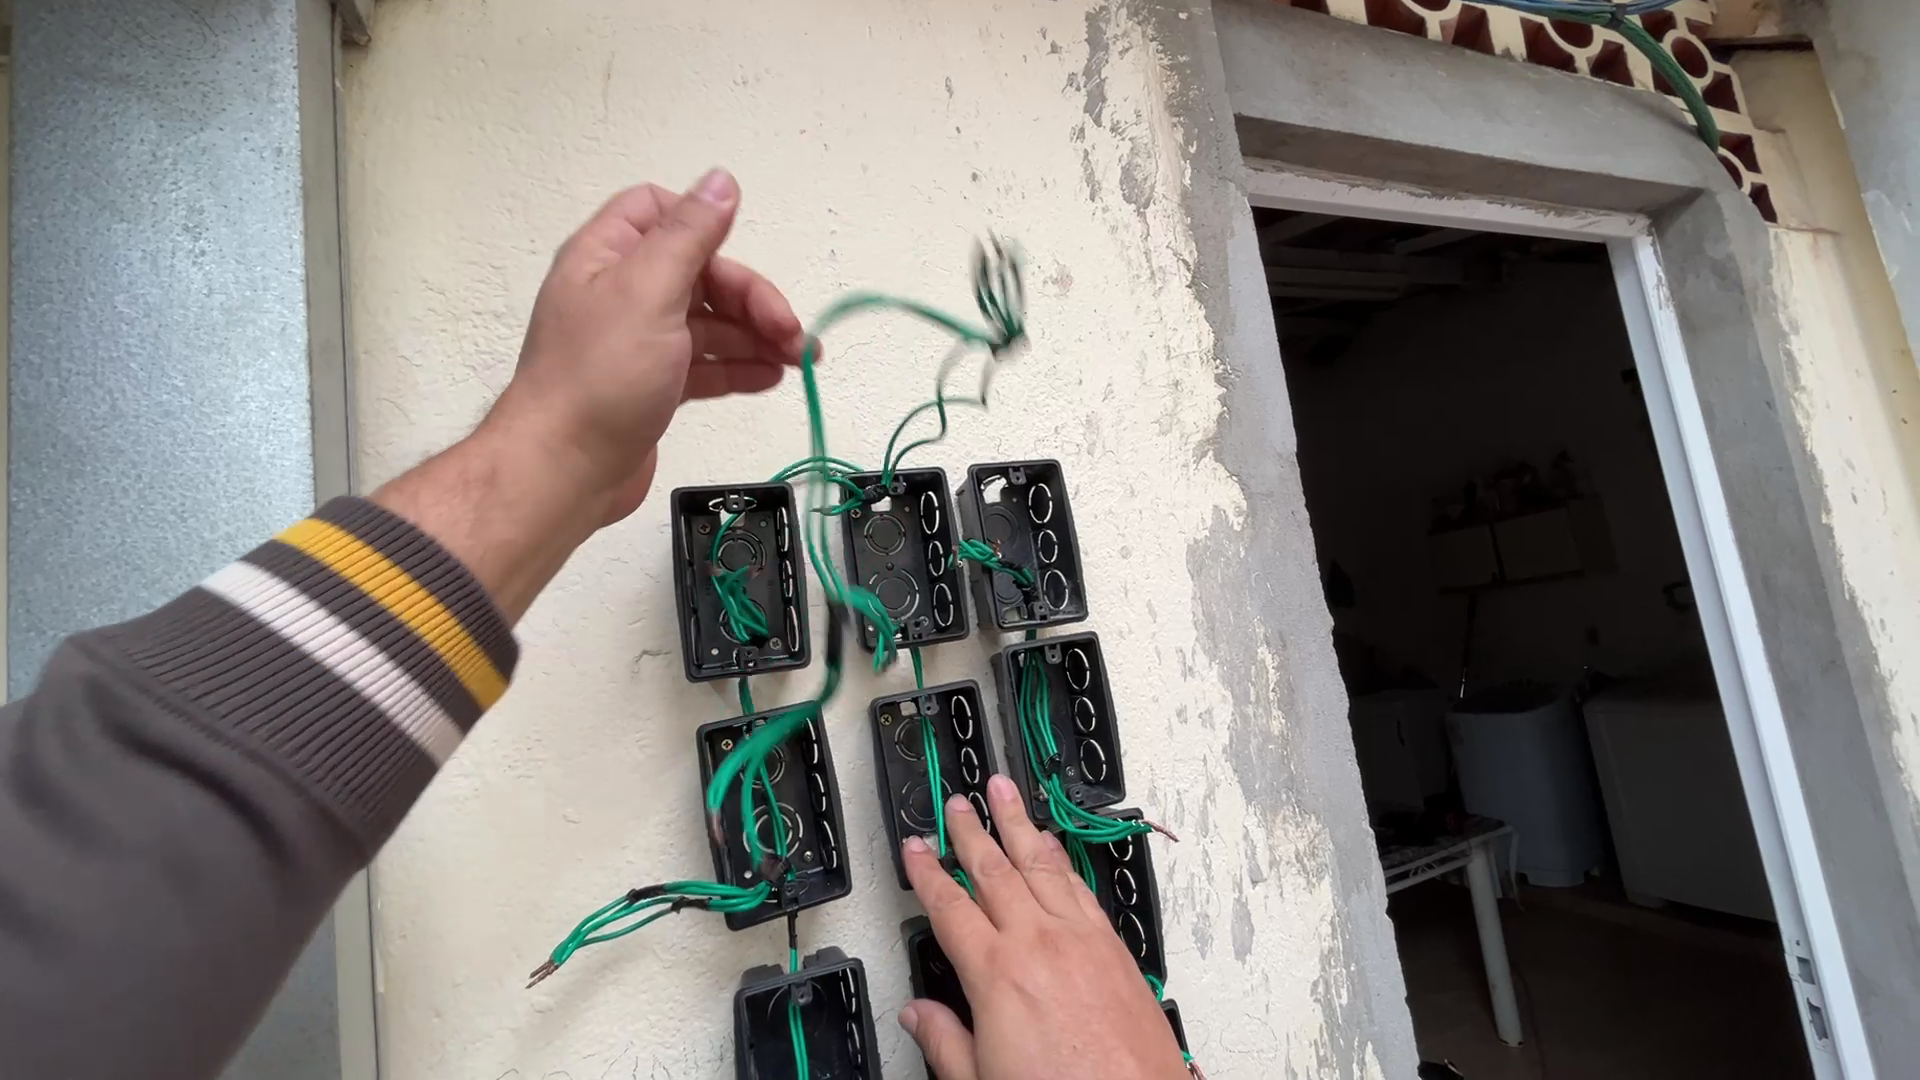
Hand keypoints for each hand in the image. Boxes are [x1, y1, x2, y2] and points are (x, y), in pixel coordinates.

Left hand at [373, 171, 806, 620]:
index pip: (659, 213)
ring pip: (710, 326)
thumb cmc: (603, 377)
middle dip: (752, 300)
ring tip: (799, 362)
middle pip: (701, 277)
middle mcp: (624, 294)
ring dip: (757, 338)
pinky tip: (771, 379)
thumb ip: (689, 236)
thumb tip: (723, 180)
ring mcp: (641, 344)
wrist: (568, 468)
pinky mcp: (655, 386)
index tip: (742, 257)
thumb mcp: (649, 293)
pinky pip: (707, 366)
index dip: (704, 226)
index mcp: (610, 257)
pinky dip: (740, 369)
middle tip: (794, 337)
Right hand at [900, 775, 1187, 1079]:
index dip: (927, 872)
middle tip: (958, 803)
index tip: (916, 847)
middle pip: (993, 869)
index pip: (950, 906)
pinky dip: (1058, 857)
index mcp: (997, 975)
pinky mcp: (1110, 943)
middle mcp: (1037, 942)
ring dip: (1016, 822)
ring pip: (1037, 861)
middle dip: (970, 831)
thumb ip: (946, 1042)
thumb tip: (917, 1014)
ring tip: (1003, 790)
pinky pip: (1077, 884)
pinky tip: (1049, 843)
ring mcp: (1078, 937)